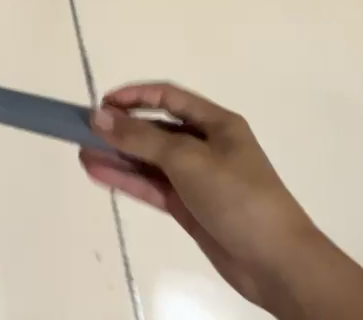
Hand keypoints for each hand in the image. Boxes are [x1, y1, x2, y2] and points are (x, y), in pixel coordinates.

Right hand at [79, 83, 323, 311]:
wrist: (279, 265)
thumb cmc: (238, 197)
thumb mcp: (187, 159)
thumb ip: (140, 137)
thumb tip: (99, 116)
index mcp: (216, 123)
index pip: (167, 97)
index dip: (133, 96)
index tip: (102, 104)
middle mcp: (206, 145)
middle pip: (155, 128)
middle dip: (120, 128)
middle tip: (84, 130)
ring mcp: (196, 178)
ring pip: (149, 159)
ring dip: (118, 155)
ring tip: (82, 153)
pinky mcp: (188, 207)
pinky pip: (151, 185)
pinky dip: (126, 179)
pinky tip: (98, 173)